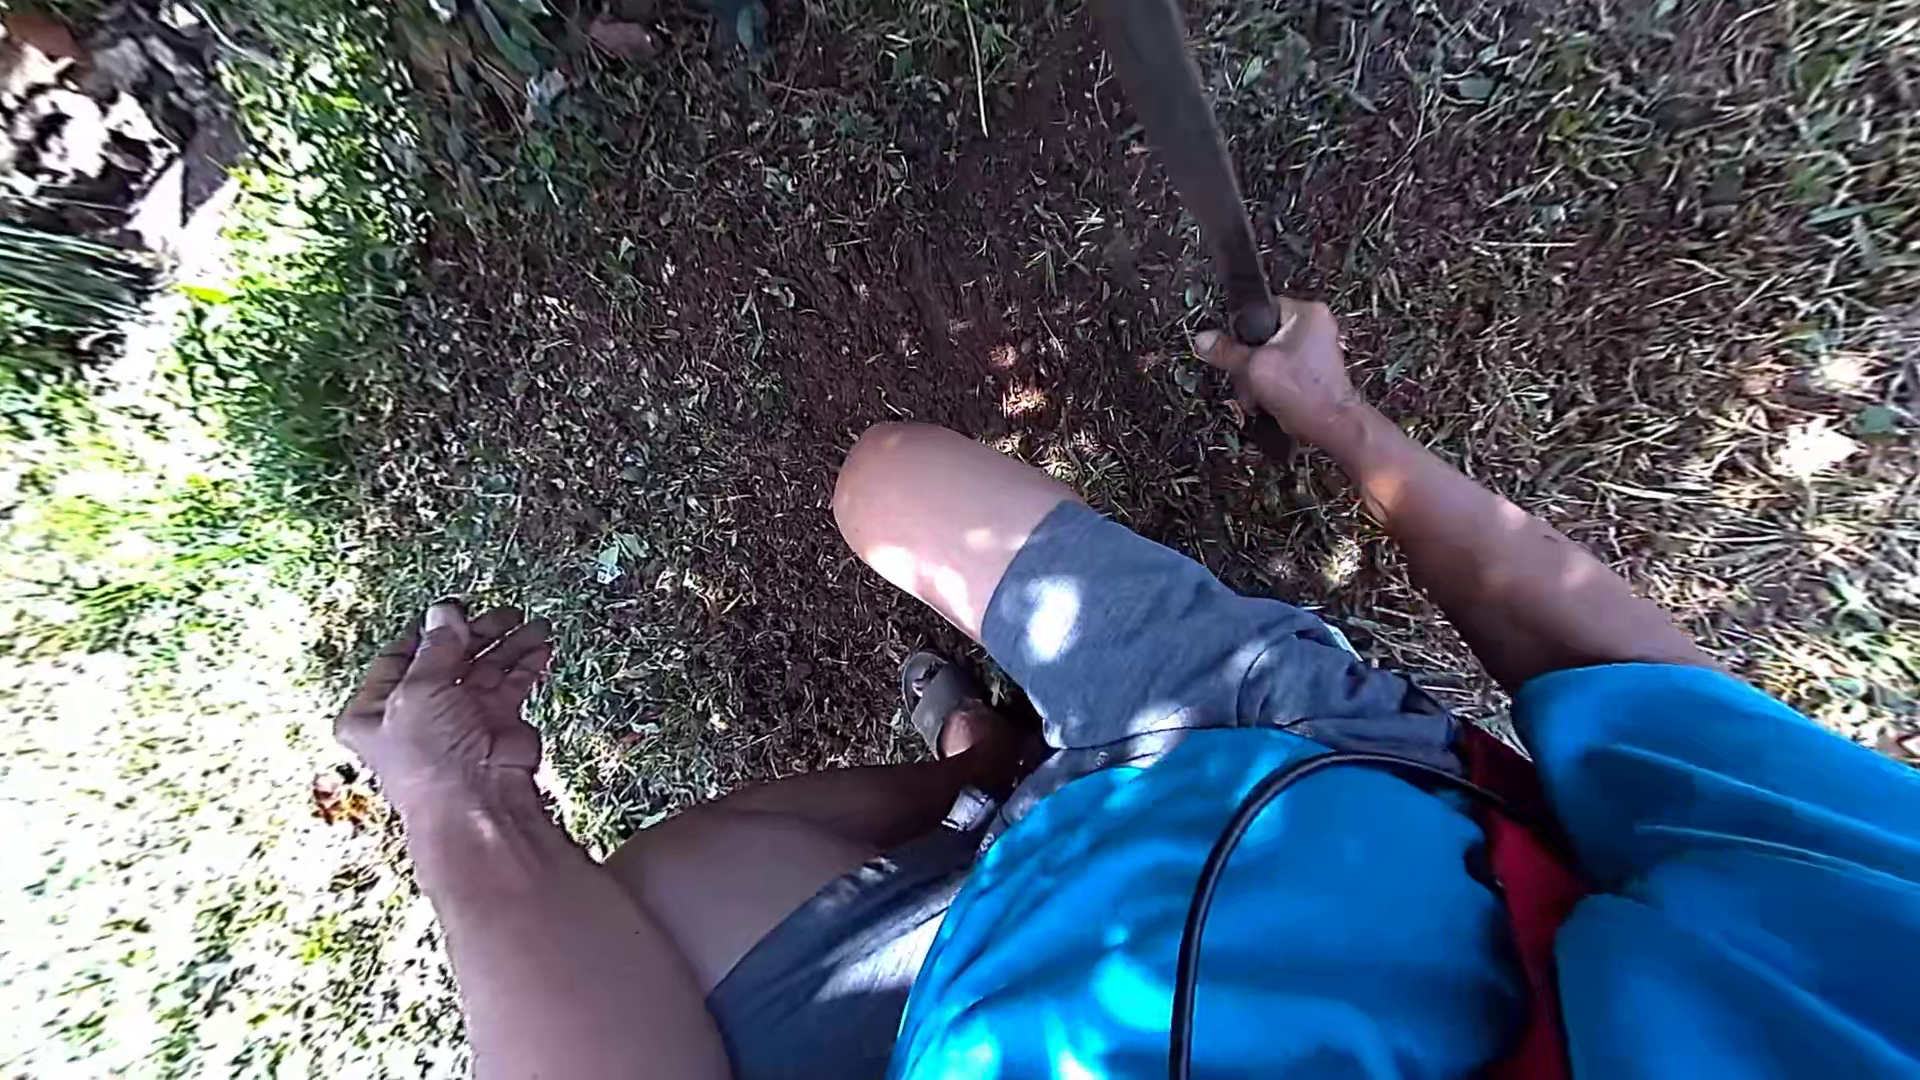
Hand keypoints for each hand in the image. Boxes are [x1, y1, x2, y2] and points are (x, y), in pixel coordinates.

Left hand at [335, 600, 553, 812]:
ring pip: (487, 667)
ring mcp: (461, 713)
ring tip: (535, 625)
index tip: (456, 606)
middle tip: (507, 613)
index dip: (429, 630)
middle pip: (451, 658)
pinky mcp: (497, 718)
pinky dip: (528, 663)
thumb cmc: (431, 753)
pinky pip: (513, 682)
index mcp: (377, 707)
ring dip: (511, 644)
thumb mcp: (420, 693)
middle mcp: (418, 708)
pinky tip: (542, 647)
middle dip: (479, 633)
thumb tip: (444, 610)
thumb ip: (437, 648)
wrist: (477, 798)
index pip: (400, 656)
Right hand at [1194, 298, 1367, 448]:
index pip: (1262, 308)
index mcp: (1306, 314)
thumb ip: (1226, 351)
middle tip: (1249, 377)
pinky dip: (1266, 386)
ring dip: (1253, 378)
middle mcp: (1313, 327)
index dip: (1242, 331)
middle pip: (1260, 337)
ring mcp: (1311, 350)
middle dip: (1247, 363)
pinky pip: (1275, 372)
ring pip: (1264, 358)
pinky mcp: (1307, 371)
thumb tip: (1204, 339)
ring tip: (1258, 392)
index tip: (1236, 348)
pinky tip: (1265, 399)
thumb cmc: (1304, 393)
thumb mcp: (1253, 367)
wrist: (1328, 424)